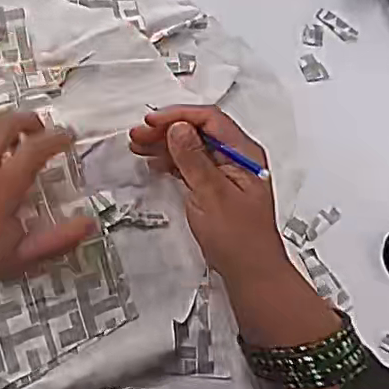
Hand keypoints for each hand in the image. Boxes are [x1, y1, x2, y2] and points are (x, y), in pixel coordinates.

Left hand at [0, 110, 96, 312]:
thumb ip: (60, 238)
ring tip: (11, 136)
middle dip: (28, 120)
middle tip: (41, 129)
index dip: (56, 138)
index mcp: (3, 187)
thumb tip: (90, 224)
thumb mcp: (26, 255)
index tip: (68, 137)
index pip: (35, 149)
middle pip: (5, 124)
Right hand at [130, 106, 340, 371]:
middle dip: (167, 129)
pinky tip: (155, 163)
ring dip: (166, 145)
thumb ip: (193, 159)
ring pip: (193, 148)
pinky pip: (193, 165)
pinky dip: (172, 162)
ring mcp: (227, 173)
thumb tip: (178, 128)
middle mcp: (237, 158)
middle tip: (138, 135)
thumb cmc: (239, 239)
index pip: (209, 120)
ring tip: (138, 147)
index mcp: (244, 154)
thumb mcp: (211, 195)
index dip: (177, 116)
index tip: (151, 122)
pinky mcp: (217, 187)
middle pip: (199, 131)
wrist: (251, 272)